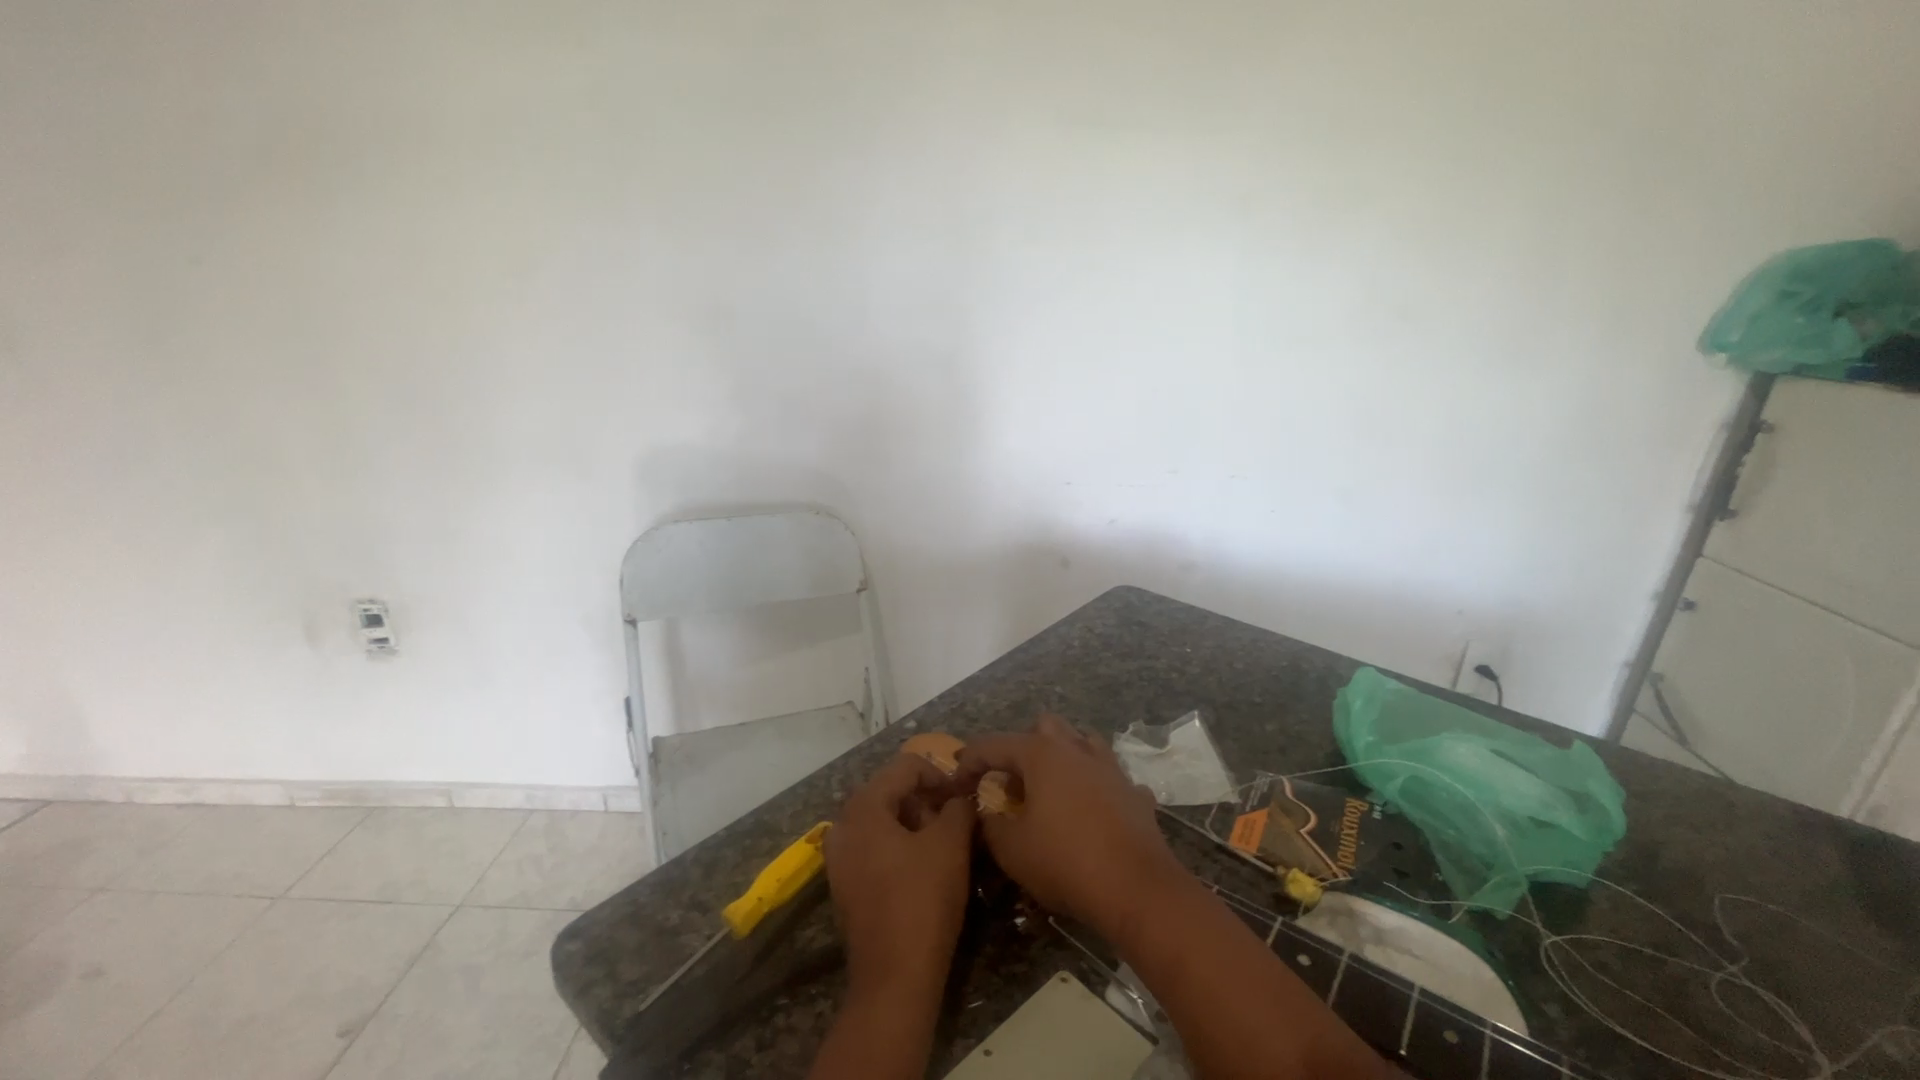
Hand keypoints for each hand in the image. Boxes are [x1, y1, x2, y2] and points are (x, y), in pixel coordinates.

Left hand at [825, 754, 977, 998]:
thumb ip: (959, 808)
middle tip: (959, 816)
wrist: (895, 975)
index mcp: (862, 806)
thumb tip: (962, 796)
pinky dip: (900, 844)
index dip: (941, 774)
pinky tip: (926, 865)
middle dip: (927, 798)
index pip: (906, 766)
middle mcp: (842, 824)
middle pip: (890, 791)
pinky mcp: (845, 883)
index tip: (967, 794)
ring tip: (947, 840)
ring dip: (916, 822)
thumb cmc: (923, 900)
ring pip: (883, 820)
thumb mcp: (950, 844)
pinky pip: (874, 846)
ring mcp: (839, 856)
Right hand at [956, 715, 1188, 944]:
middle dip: (1021, 747)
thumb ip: (990, 823)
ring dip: (1062, 758)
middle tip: (1009, 782)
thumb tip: (986, 811)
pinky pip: (1109, 779)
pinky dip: (1095, 789)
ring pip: (1082, 743)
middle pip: (1044, 728)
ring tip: (1049, 790)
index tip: (957, 783)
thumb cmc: (1065, 862)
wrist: (1137, 889)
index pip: (994, 744)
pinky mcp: (1135, 794)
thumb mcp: (1010, 849)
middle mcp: (1078, 750)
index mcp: (1042, 754)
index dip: (969, 761)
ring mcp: (1112, 769)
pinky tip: (1091, 812)